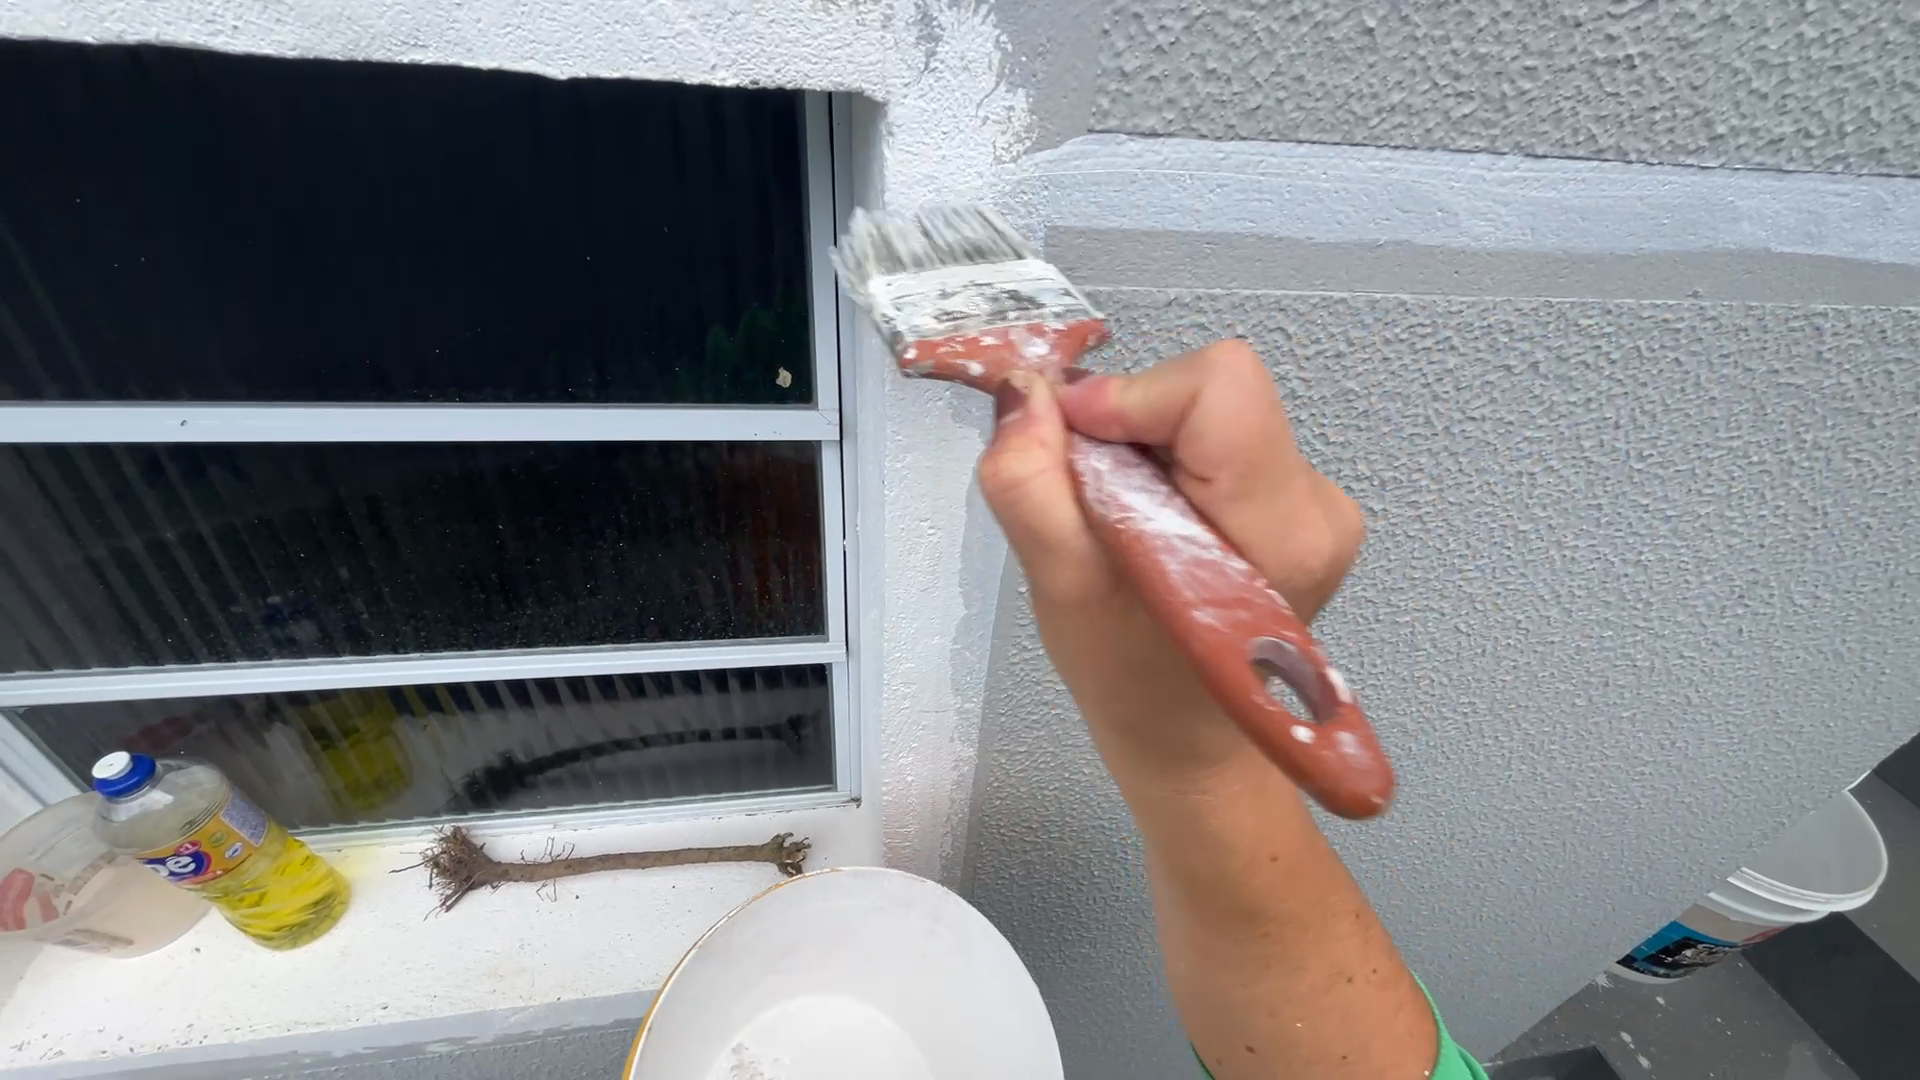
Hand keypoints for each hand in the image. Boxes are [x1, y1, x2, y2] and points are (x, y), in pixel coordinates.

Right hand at [978, 340, 1365, 787]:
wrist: (1188, 738)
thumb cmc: (1128, 681)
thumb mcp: (1061, 590)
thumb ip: (1031, 488)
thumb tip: (1026, 394)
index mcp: (1277, 528)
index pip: (1219, 385)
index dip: (1131, 397)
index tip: (1072, 445)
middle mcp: (1316, 503)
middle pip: (1207, 392)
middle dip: (1125, 427)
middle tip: (1085, 496)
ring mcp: (1315, 501)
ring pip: (1206, 409)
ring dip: (1138, 446)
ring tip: (1114, 522)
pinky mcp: (1296, 500)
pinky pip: (1216, 435)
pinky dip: (1161, 460)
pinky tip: (1143, 523)